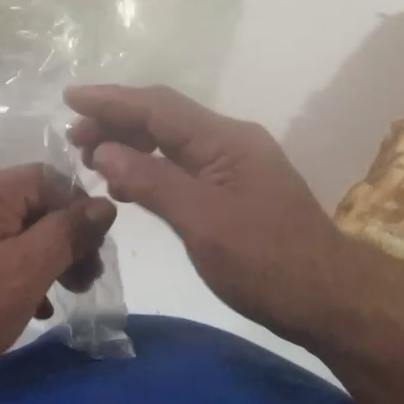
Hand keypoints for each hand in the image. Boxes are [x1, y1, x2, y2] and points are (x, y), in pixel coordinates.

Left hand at [0, 165, 116, 387]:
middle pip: (35, 203)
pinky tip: (33, 304)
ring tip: (63, 295)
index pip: (50, 179)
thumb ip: (66, 234)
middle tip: (84, 282)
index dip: (80, 212)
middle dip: (66, 239)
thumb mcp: (24, 272)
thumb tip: (104, 205)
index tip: (96, 256)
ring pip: (18, 227)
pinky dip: (20, 268)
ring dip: (46, 257)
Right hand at [66, 84, 379, 342]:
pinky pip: (182, 165)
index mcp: (226, 140)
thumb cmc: (267, 264)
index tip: (70, 99)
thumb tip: (104, 151)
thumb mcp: (202, 223)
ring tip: (91, 159)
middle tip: (73, 139)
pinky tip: (128, 186)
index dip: (111, 100)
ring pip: (171, 142)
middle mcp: (231, 141)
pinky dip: (150, 169)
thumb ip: (151, 182)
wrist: (333, 304)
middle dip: (116, 121)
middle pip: (163, 118)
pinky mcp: (235, 190)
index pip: (158, 107)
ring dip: (130, 145)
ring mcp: (235, 165)